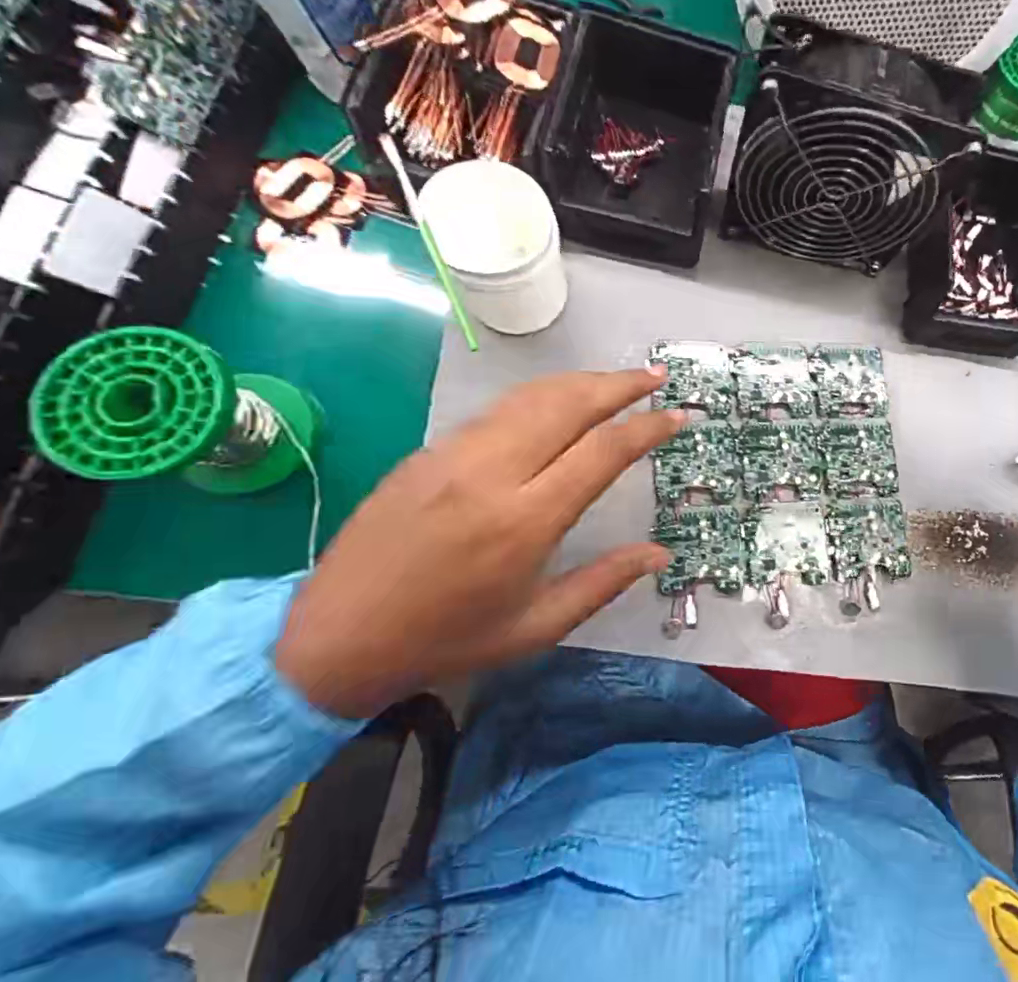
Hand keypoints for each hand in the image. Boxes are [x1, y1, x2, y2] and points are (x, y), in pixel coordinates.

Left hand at [276, 368, 683, 717]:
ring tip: (612, 383)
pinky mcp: (428, 451)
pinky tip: (550, 407)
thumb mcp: (534, 629)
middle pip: (566, 405)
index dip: (646, 427)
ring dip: (576, 383)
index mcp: (525, 522)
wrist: (341, 633)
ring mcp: (453, 455)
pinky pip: (493, 413)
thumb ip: (601, 584)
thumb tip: (658, 553)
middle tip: (651, 376)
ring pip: (528, 398)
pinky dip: (534, 399)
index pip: (601, 452)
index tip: (677, 415)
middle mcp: (491, 473)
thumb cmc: (446, 641)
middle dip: (616, 384)